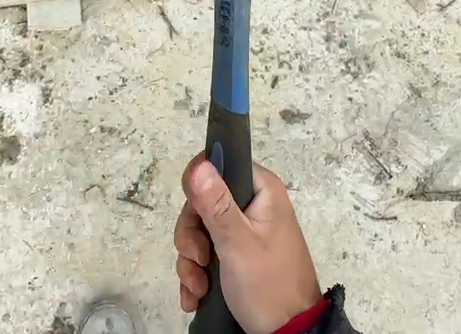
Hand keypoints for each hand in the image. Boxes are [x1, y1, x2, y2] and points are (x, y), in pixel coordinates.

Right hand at [174, 157, 322, 333]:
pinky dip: (196, 274)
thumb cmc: (269, 286)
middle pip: (203, 202)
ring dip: (192, 261)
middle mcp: (252, 205)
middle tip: (198, 259)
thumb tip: (199, 164)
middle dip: (192, 235)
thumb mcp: (238, 244)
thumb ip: (216, 205)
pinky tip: (196, 295)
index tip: (194, 213)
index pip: (220, 163)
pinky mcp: (237, 256)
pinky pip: (206, 253)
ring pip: (200, 231)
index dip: (199, 185)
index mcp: (261, 190)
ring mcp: (244, 231)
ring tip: (198, 287)